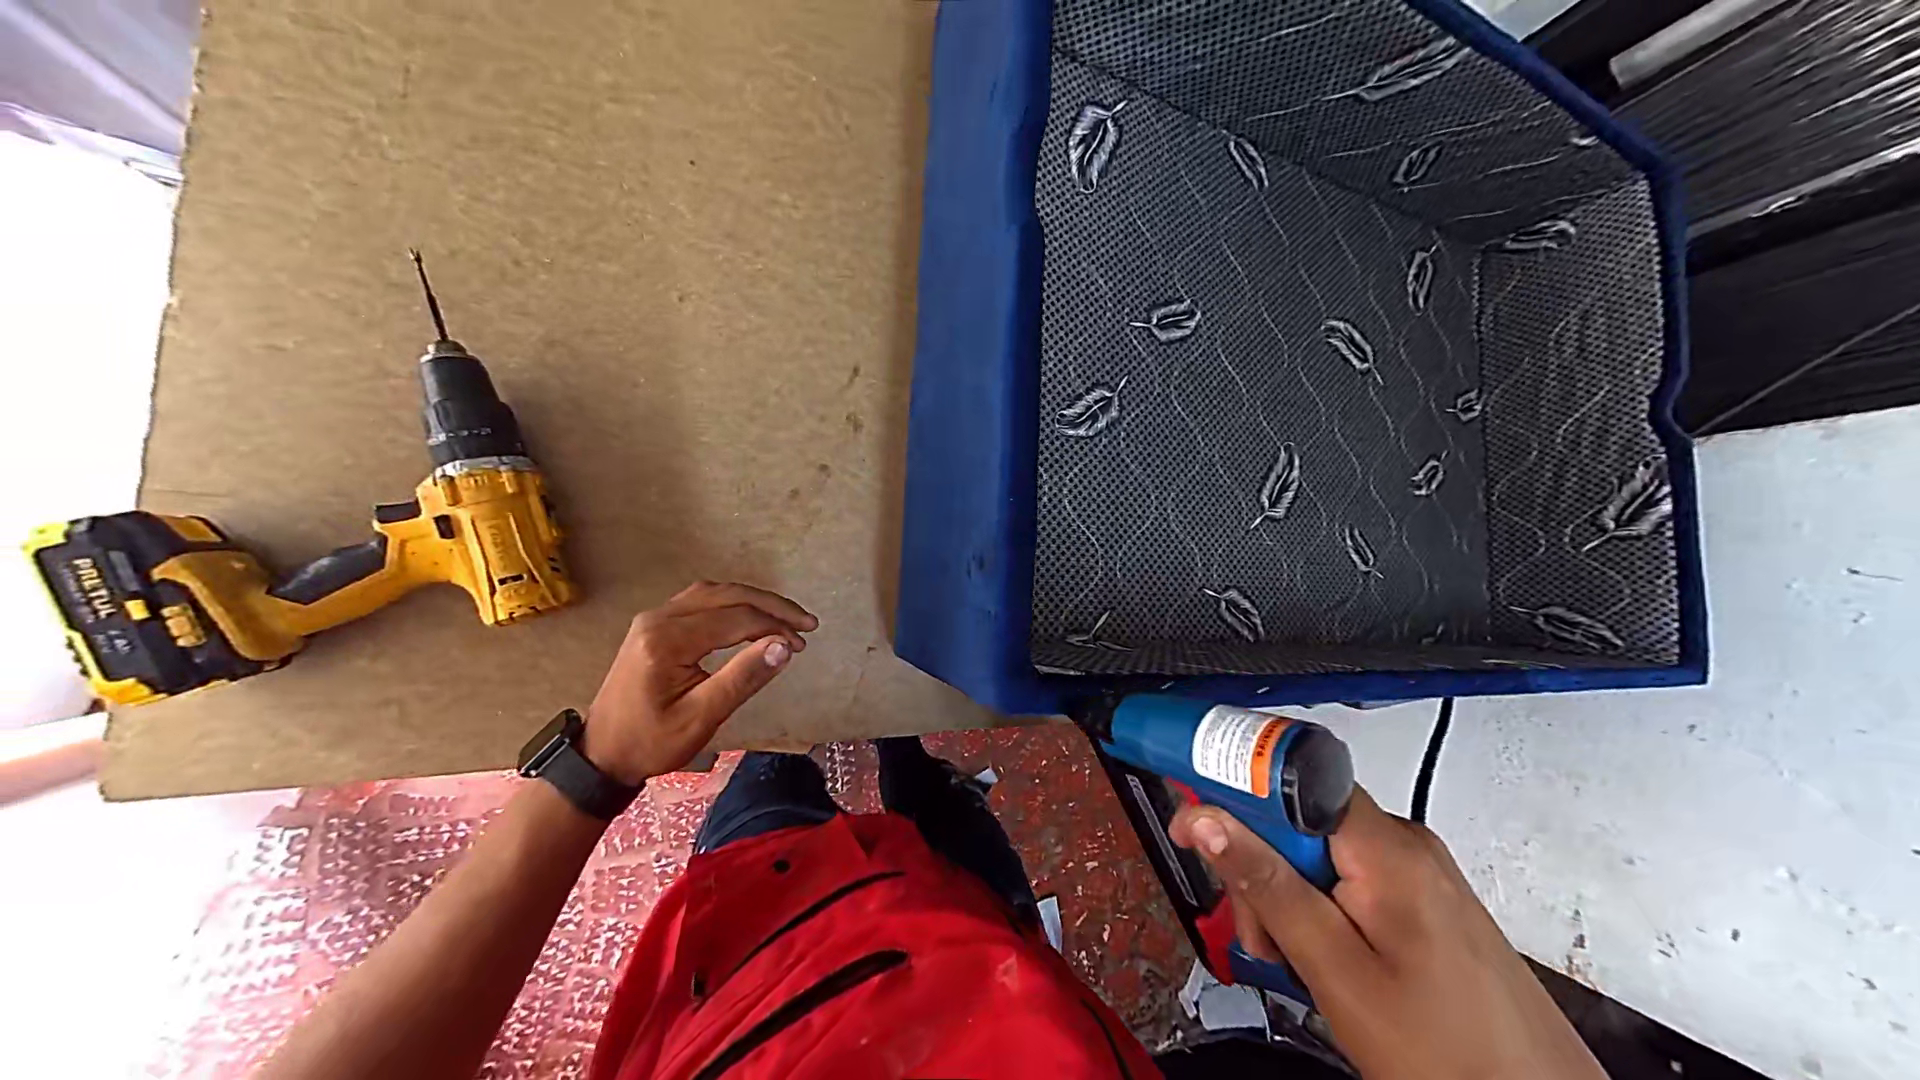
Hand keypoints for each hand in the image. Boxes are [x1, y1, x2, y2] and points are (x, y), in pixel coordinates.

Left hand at [581, 581, 817, 784]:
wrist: (601, 755)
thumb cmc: (651, 743)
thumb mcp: (701, 717)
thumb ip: (743, 677)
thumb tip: (784, 646)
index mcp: (668, 640)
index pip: (735, 618)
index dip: (774, 627)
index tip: (802, 644)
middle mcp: (659, 619)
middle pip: (726, 595)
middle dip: (771, 606)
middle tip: (806, 622)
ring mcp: (654, 619)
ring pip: (714, 593)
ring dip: (753, 601)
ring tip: (785, 617)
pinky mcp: (655, 626)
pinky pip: (701, 601)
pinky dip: (733, 604)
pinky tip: (751, 617)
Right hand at [1170, 789, 1603, 1079]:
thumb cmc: (1447, 1054)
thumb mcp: (1336, 970)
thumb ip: (1267, 886)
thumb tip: (1206, 819)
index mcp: (1386, 848)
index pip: (1290, 777)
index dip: (1233, 787)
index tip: (1192, 814)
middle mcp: (1402, 843)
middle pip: (1296, 821)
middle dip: (1259, 866)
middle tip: (1256, 930)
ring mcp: (1415, 870)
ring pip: (1316, 852)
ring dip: (1285, 895)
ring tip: (1290, 958)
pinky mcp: (1419, 897)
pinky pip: (1345, 877)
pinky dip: (1318, 907)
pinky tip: (1319, 956)